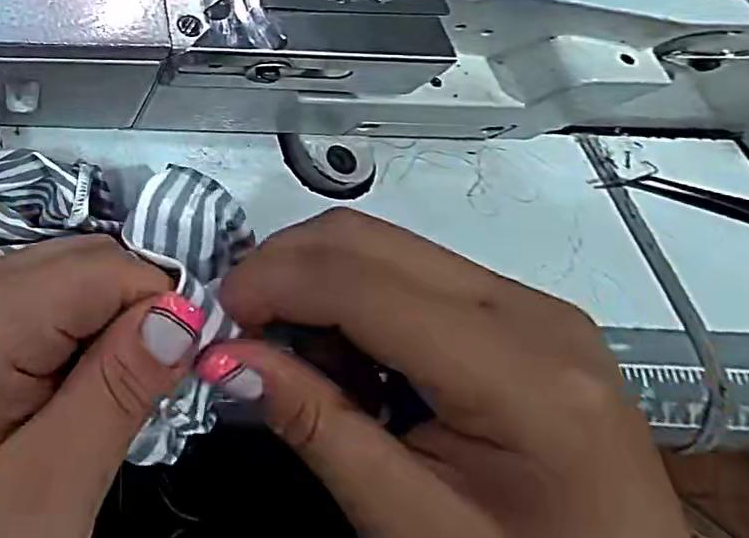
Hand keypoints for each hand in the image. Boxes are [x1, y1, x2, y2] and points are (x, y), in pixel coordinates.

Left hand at [0, 235, 206, 537]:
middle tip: (151, 391)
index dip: (163, 307)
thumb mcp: (53, 482)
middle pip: (97, 259)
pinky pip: (63, 294)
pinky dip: (93, 328)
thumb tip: (184, 310)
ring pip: (86, 272)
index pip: (110, 267)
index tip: (190, 368)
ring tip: (112, 395)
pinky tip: (84, 382)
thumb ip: (119, 387)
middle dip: (141, 310)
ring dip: (119, 321)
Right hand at [195, 208, 687, 537]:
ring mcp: (528, 303)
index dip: (273, 283)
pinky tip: (346, 353)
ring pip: (381, 243)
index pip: (363, 284)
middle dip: (284, 266)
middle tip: (239, 323)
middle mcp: (530, 310)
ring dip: (313, 278)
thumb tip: (226, 356)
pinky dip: (350, 293)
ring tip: (292, 349)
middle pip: (368, 239)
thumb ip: (319, 430)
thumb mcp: (417, 529)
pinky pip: (407, 268)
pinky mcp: (518, 310)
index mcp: (525, 375)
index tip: (217, 314)